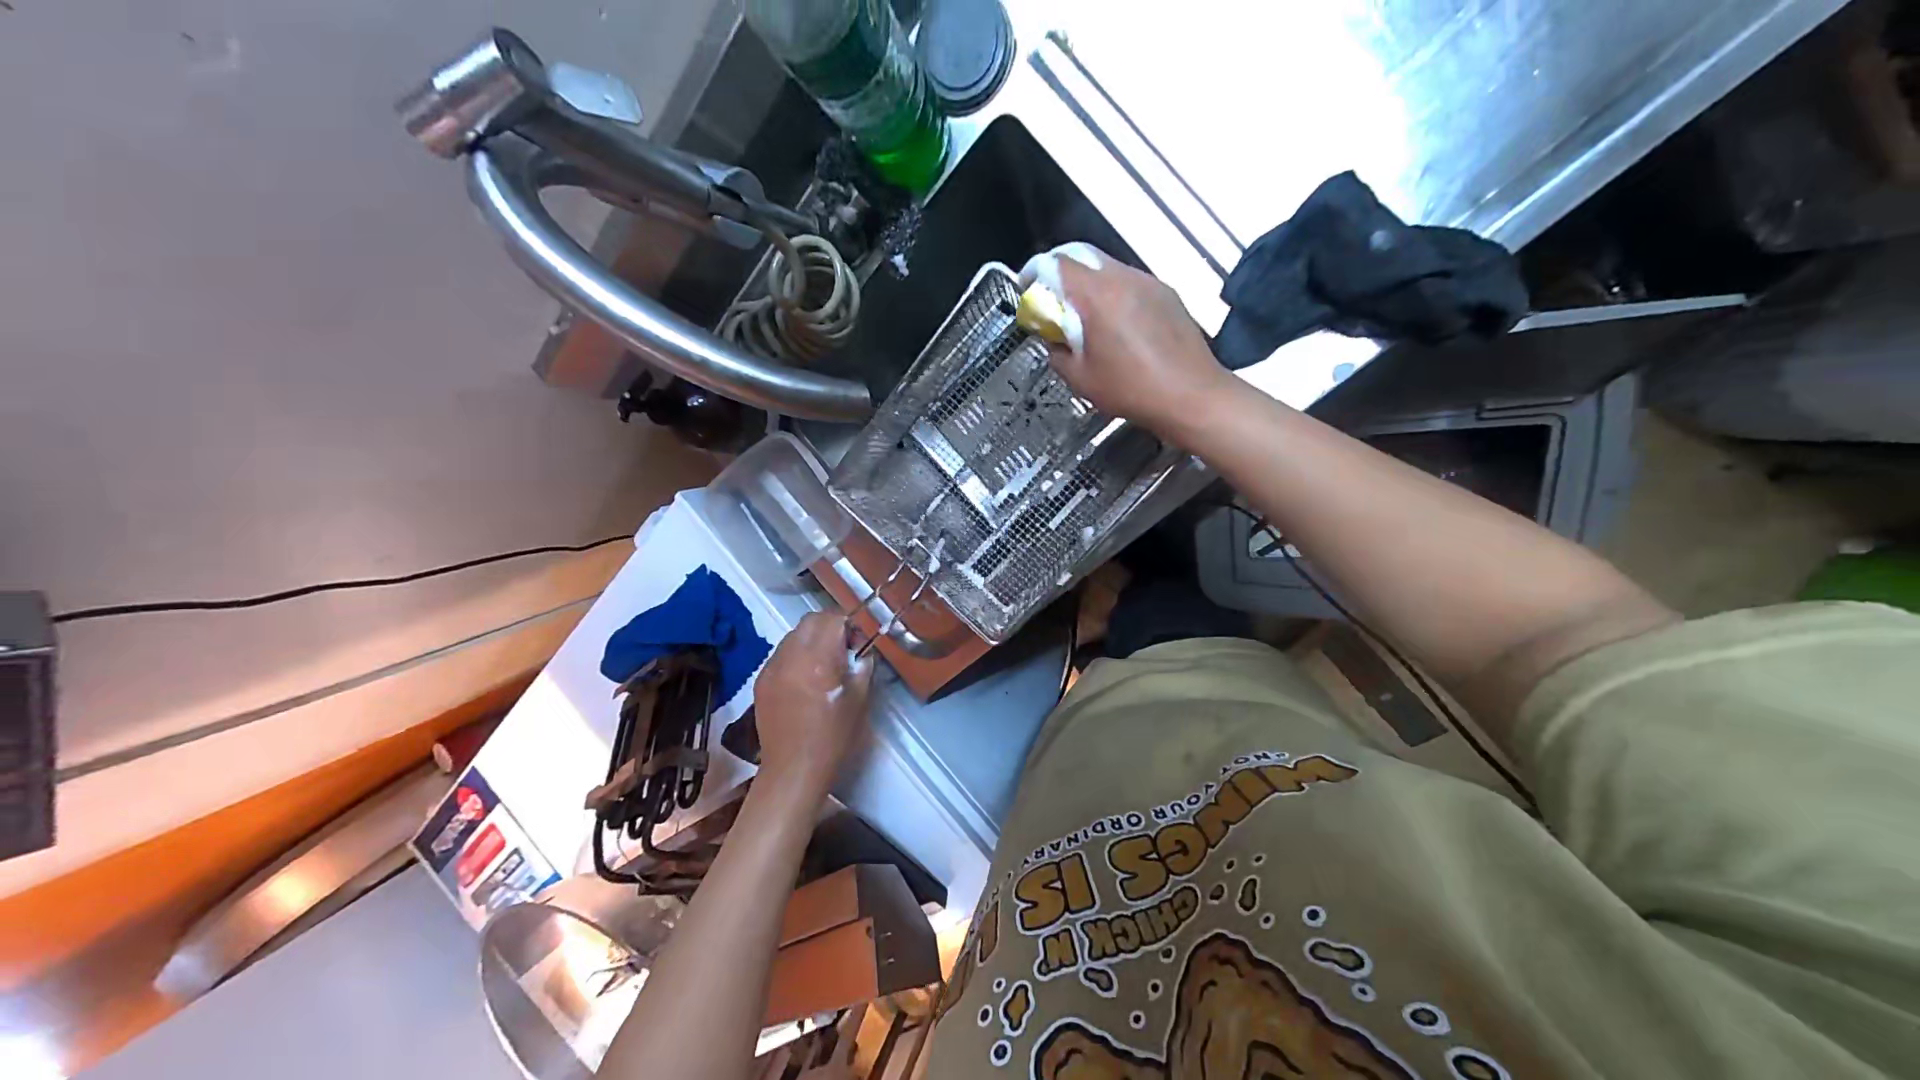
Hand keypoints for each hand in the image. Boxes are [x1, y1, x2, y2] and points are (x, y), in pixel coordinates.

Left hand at [750, 612, 873, 794]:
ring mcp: (772, 667)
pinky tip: (804, 679)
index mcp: (819, 659)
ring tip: (823, 665)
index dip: (848, 624)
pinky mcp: (761, 680)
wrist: (793, 769)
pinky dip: (795, 656)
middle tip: (843, 649)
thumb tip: (860, 650)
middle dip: (829, 626)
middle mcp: (791, 656)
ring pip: (793, 635)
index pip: (832, 618)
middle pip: (810, 621)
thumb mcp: (860, 699)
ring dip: (811, 640)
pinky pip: (781, 654)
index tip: (857, 642)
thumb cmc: (833, 737)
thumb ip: (862, 667)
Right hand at [1019, 244, 1233, 438]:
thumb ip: (1058, 354)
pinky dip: (1113, 294)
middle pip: (1081, 255)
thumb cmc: (1135, 390)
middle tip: (1051, 302)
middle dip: (1060, 274)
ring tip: (1084, 318)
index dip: (1034, 273)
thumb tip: (1053, 342)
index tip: (1027, 290)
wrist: (1192, 395)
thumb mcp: (1082, 379)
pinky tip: (1115, 326)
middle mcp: (1124, 279)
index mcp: (1098, 296)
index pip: (1056, 263)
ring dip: (1088, 284)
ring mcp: (1149, 283)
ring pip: (1107, 267)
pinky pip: (1130, 282)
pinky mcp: (1166, 294)